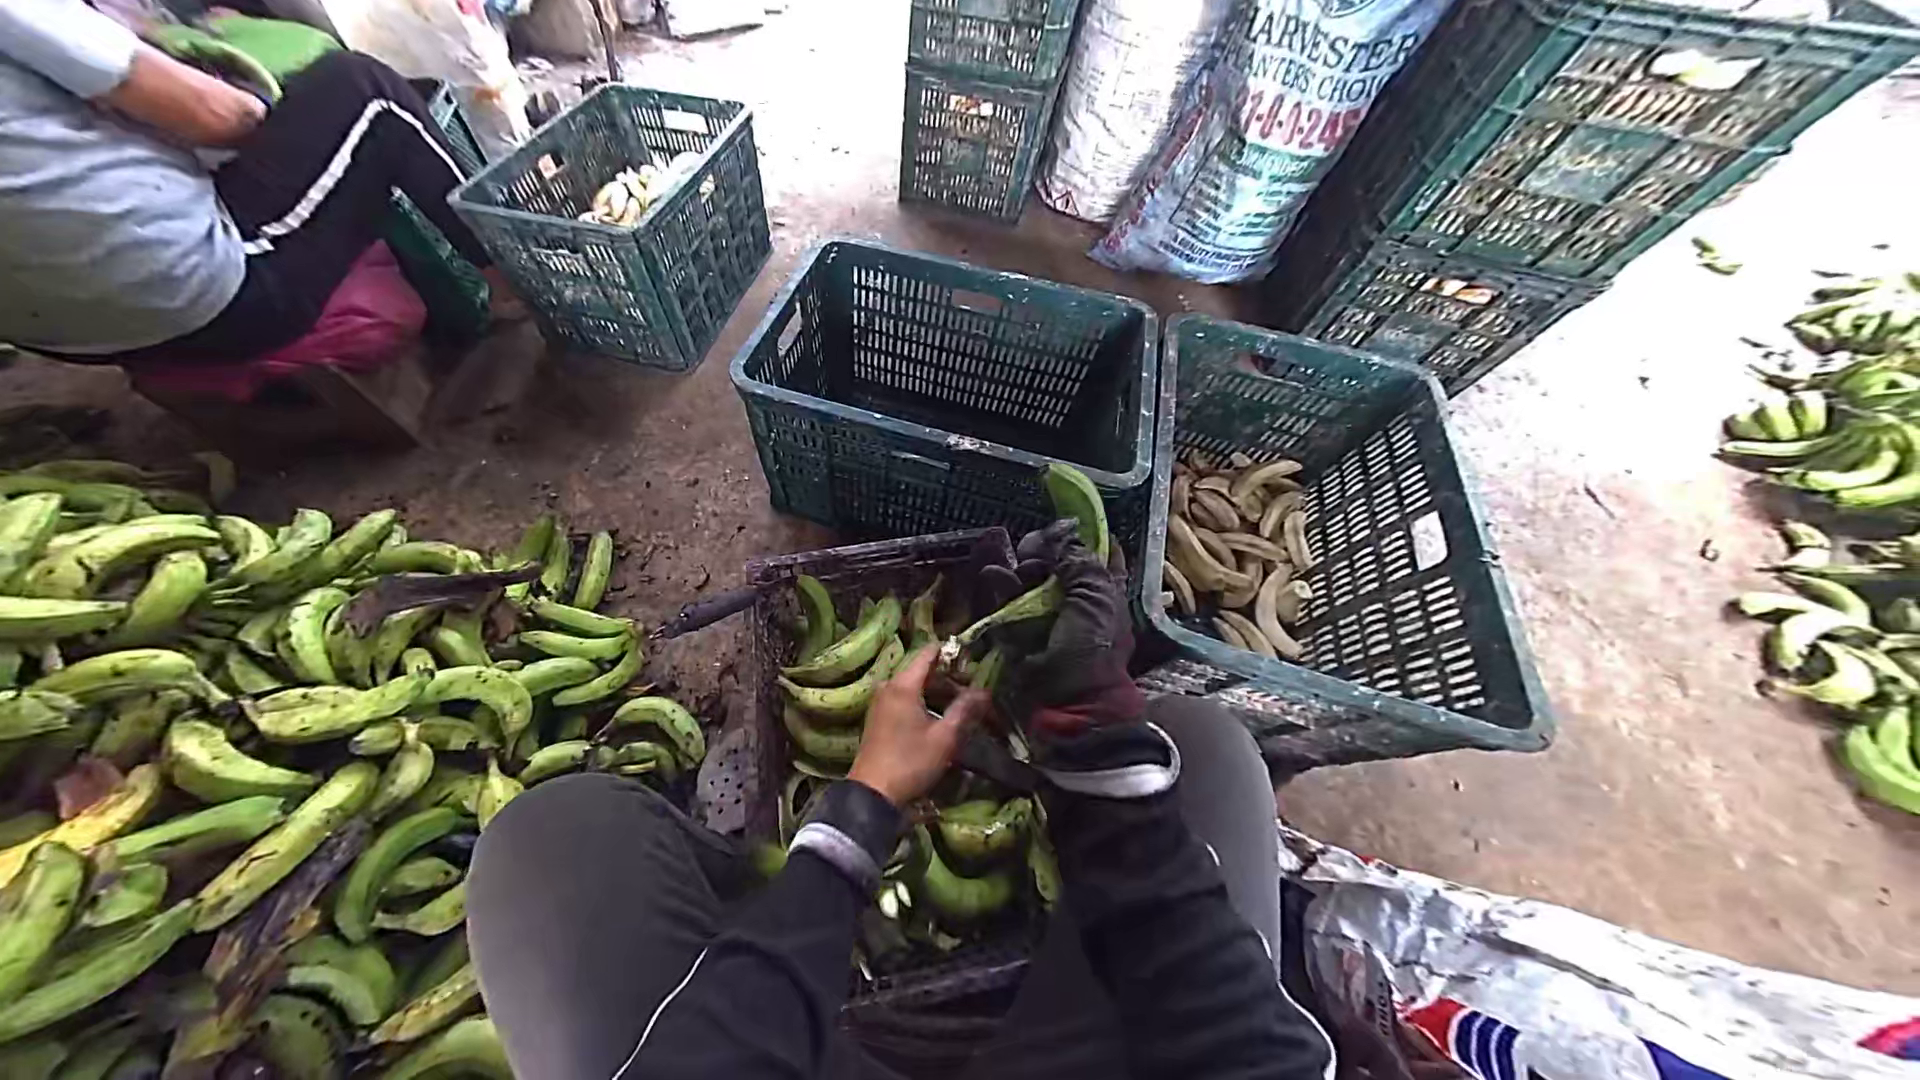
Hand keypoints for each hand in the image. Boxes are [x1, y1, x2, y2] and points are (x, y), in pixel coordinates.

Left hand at [848, 646, 986, 806]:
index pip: (929, 653)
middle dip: (949, 679)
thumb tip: (985, 691)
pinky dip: (923, 702)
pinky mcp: (878, 716)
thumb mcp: (944, 737)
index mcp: (903, 684)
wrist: (872, 794)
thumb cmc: (910, 762)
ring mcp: (881, 701)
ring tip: (962, 706)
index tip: (973, 662)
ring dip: (937, 693)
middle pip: (923, 671)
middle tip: (973, 691)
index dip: (952, 654)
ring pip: (914, 686)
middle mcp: (888, 686)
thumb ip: (965, 709)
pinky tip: (940, 717)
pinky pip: (904, 698)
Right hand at [1001, 533, 1144, 737]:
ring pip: (1028, 579)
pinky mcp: (1020, 628)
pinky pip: (1007, 601)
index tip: (1063, 525)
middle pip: (1056, 563)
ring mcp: (1046, 614)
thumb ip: (1078, 560)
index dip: (1083, 537)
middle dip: (1042, 553)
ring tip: (1009, 566)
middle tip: (1030, 550)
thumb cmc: (1092, 647)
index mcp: (1103, 591)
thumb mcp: (1094, 597)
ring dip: (1018, 568)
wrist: (1069, 701)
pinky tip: (993, 575)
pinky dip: (1000, 587)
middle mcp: (1075, 599)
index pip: (1098, 554)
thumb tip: (1062, 531)